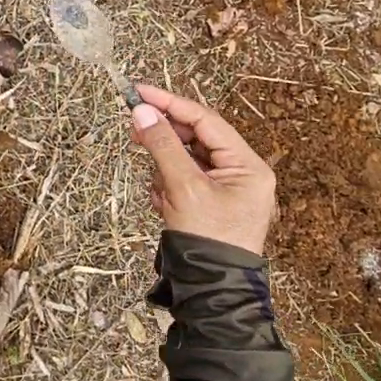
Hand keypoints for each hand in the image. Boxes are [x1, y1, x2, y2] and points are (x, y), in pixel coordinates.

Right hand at [130, 84, 276, 255]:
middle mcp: (240, 172)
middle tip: (133, 130)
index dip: (170, 103)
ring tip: (161, 192)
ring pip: (183, 157)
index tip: (139, 92)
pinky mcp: (208, 200)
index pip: (204, 120)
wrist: (211, 288)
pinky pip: (180, 176)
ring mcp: (224, 187)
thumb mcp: (183, 186)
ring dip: (164, 168)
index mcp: (247, 165)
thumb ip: (162, 144)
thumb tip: (141, 110)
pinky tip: (164, 204)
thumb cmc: (207, 237)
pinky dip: (166, 184)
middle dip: (163, 138)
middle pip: (194, 137)